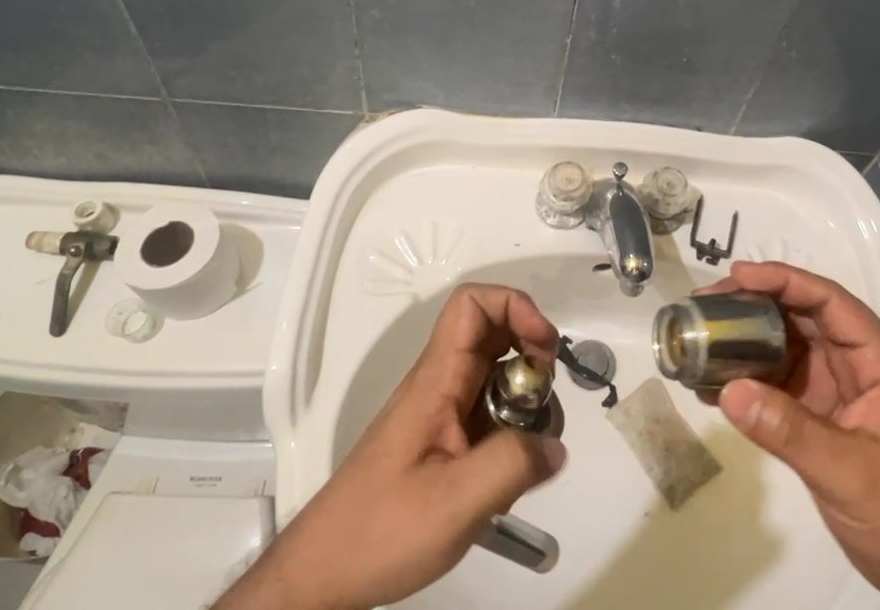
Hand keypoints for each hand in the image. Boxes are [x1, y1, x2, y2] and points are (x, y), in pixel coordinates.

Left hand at [216, 284, 566, 609]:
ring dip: (528, 404)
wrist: (324, 574)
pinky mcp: (446, 446)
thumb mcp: (455, 501)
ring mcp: (443, 416)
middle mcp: (440, 387)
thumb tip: (555, 446)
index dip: (515, 307)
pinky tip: (513, 480)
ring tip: (530, 456)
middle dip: (533, 358)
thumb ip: (512, 465)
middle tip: (543, 406)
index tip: (544, 352)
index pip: (472, 305)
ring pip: (498, 379)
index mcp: (435, 381)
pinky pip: (492, 418)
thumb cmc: (379, 532)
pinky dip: (515, 435)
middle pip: (494, 336)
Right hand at [699, 262, 879, 609]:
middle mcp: (859, 367)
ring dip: (746, 346)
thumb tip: (728, 389)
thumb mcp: (851, 473)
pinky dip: (749, 385)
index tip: (735, 276)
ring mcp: (840, 395)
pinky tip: (714, 388)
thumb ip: (790, 431)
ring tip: (699, 341)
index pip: (830, 302)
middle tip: (704, 308)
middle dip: (754, 308)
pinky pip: (780, 390)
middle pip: (802, 320)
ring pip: (787, 352)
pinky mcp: (823, 423)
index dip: (784, 281)